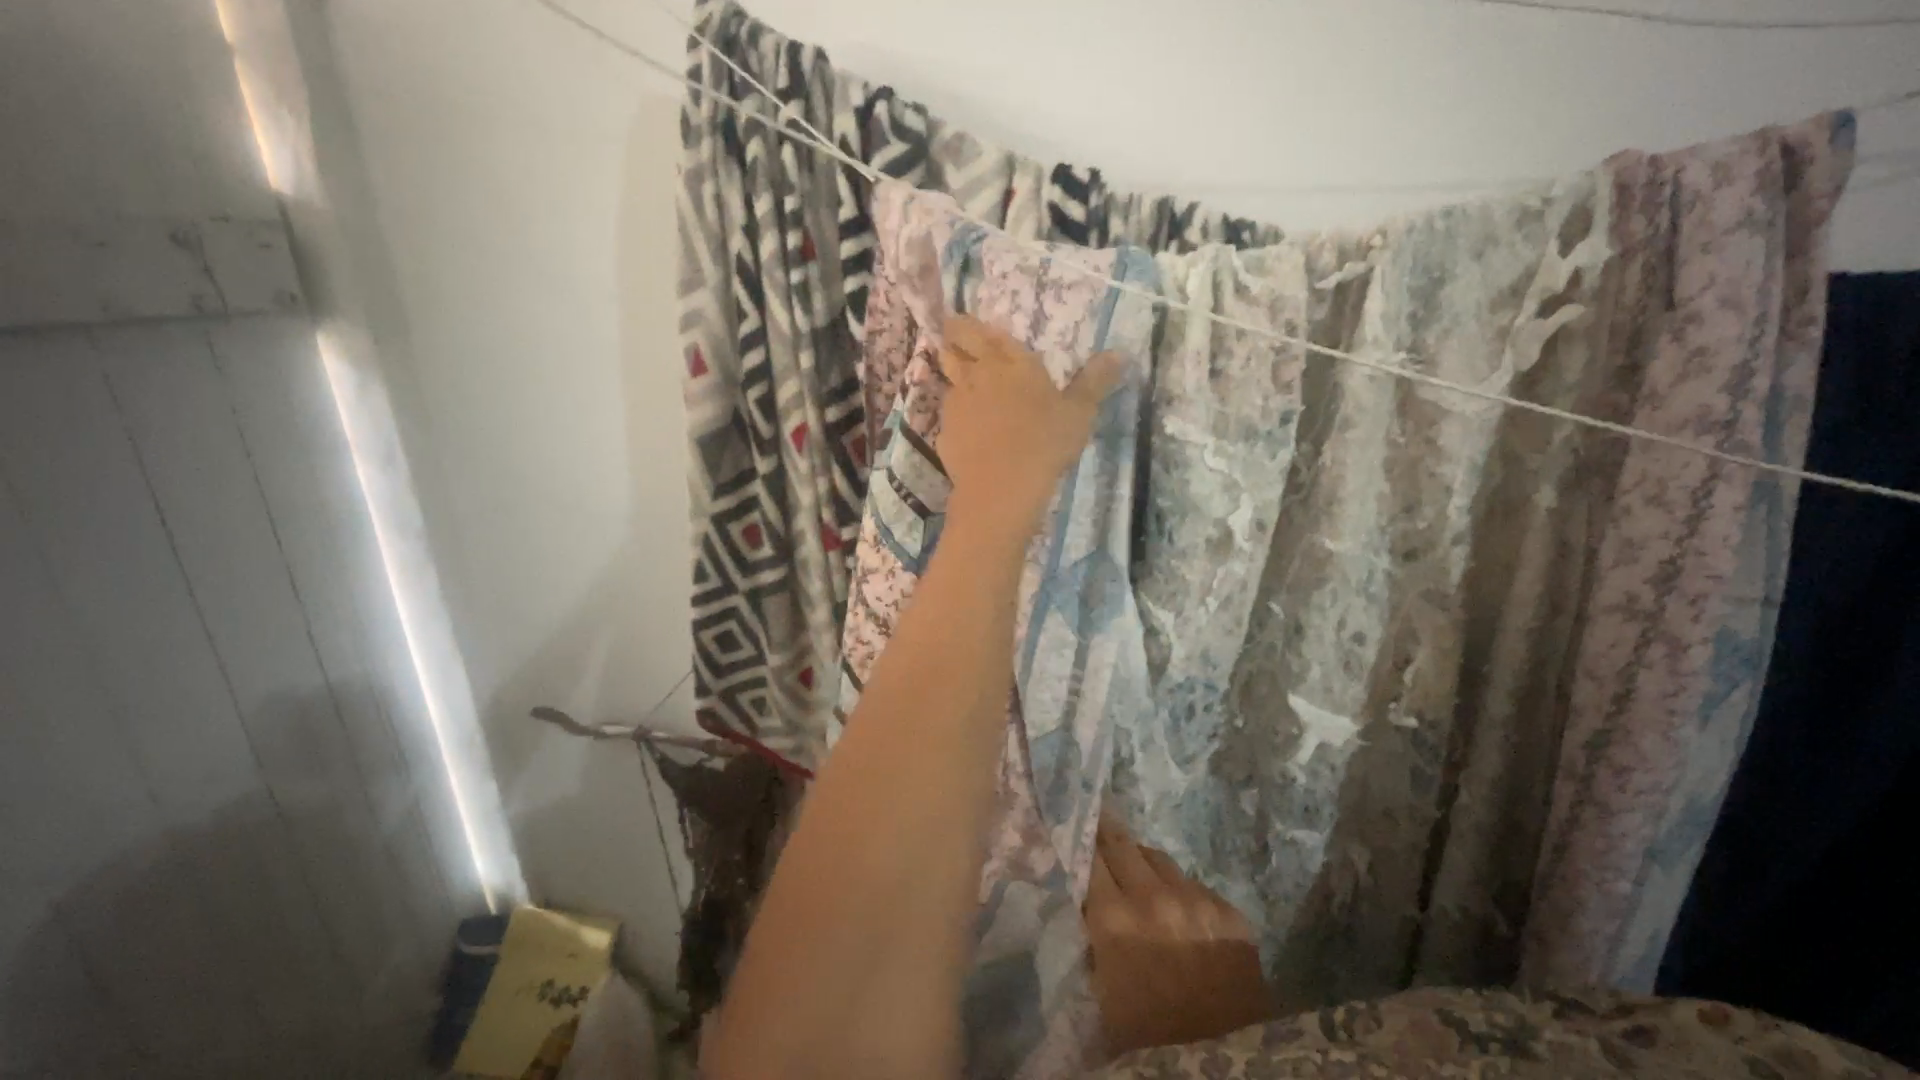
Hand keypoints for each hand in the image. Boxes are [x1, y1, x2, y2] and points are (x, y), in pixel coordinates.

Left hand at [939, 315, 1123, 537]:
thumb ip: (1096, 380)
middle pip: (952, 347)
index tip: (965, 323)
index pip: (978, 330)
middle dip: (952, 341)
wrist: (1002, 487)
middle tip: (957, 343)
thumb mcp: (1079, 412)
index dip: (969, 326)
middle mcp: (976, 375)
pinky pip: (950, 419)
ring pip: (948, 381)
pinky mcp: (944, 434)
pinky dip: (959, 421)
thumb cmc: (1045, 442)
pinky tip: (973, 435)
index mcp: (1009, 361)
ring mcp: (955, 404)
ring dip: (956, 381)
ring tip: (972, 392)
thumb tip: (1120, 354)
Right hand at [1086, 818, 1273, 1058]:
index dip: (1078, 837)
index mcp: (1114, 918)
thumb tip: (1079, 898)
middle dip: (1106, 830)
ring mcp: (1196, 900)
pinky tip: (1176, 907)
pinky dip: (1178, 888)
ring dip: (1142, 859)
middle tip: (1097, 817)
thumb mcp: (1097, 986)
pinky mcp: (1229, 911)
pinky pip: (1194, 883)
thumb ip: (1086, 935)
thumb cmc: (1147, 1029)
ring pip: (1159, 857)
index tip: (1070, 821)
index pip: (1088, 855)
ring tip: (1135, 867)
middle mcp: (1153, 896)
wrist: (1222, 1057)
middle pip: (1122, 842)